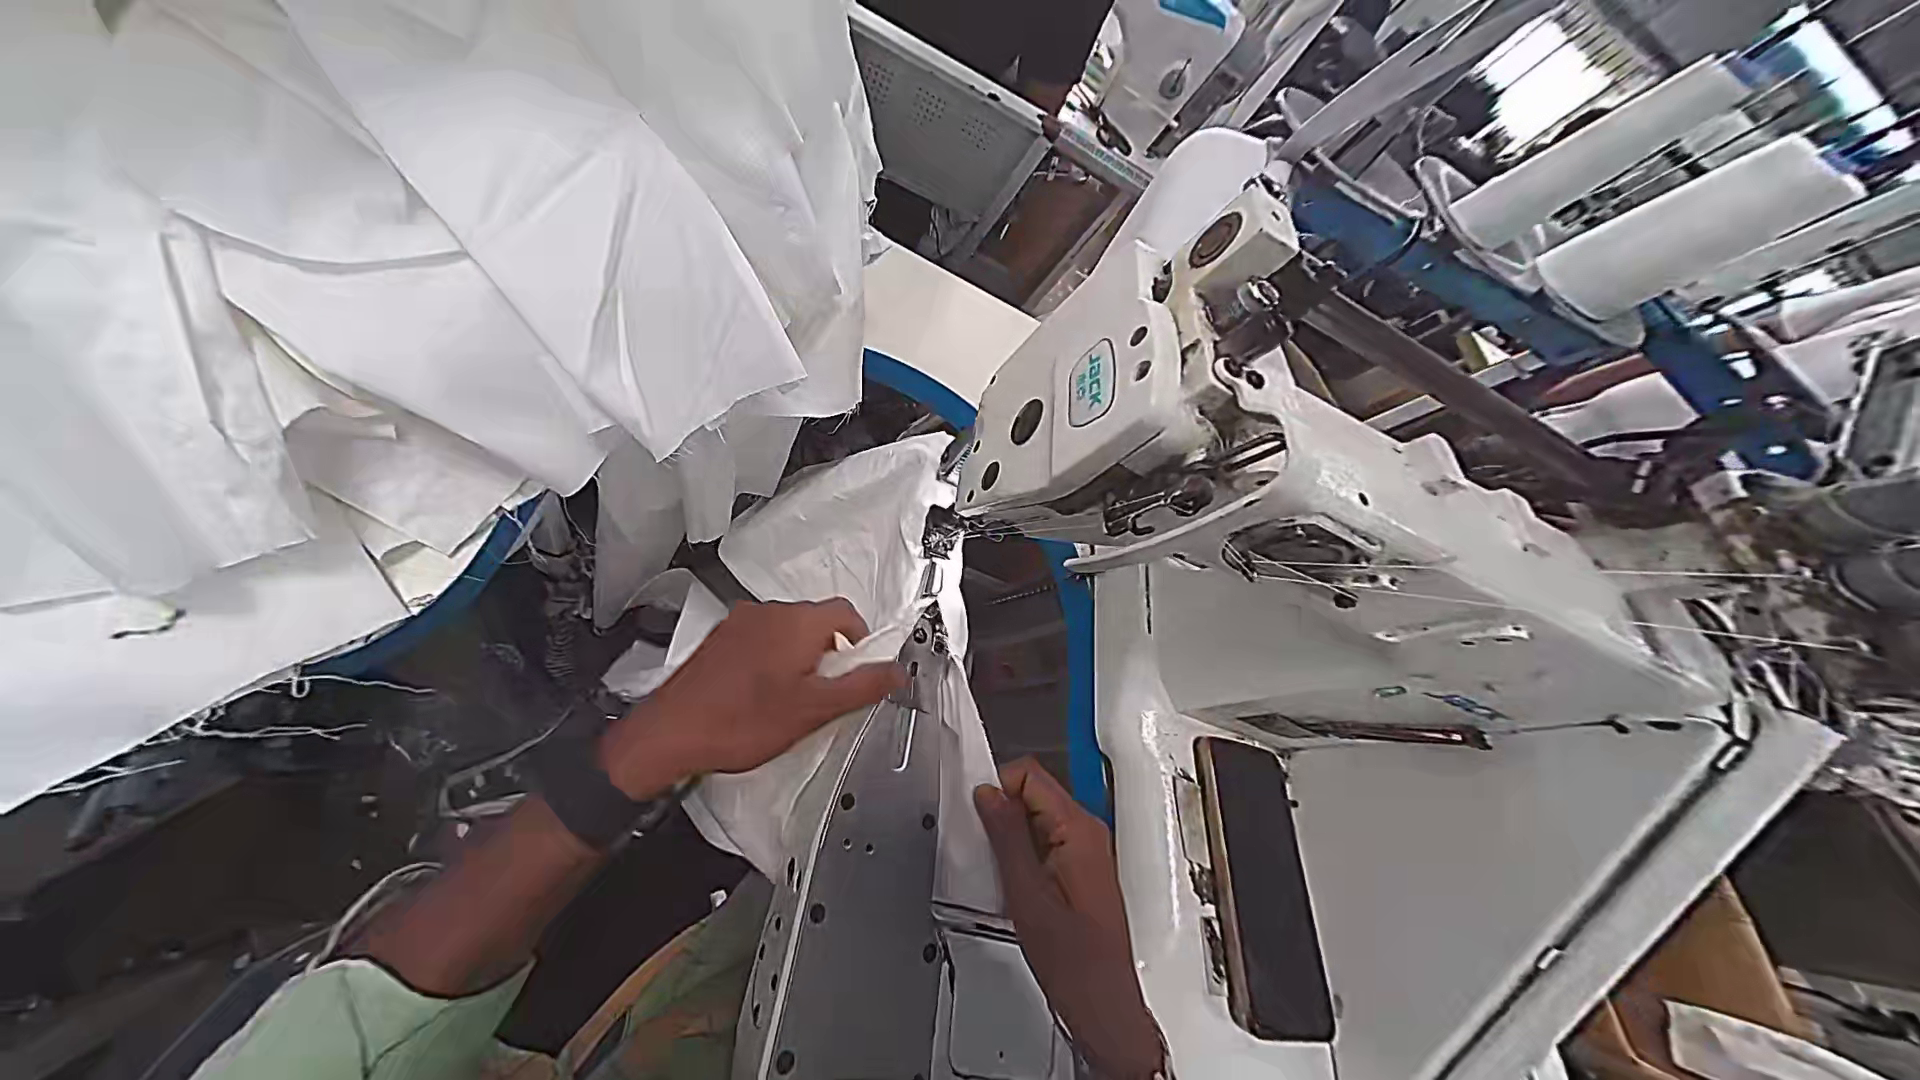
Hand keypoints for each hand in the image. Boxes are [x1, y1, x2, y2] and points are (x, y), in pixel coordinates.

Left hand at [600, 599, 903, 798]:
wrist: (671, 734)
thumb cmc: (737, 721)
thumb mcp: (815, 709)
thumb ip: (863, 686)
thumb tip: (895, 672)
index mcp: (798, 623)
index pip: (847, 613)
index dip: (860, 640)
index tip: (857, 666)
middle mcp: (768, 613)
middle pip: (817, 620)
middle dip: (828, 651)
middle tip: (824, 689)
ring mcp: (740, 622)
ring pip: (788, 630)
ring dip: (799, 654)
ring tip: (790, 696)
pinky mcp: (721, 637)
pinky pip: (760, 637)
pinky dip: (771, 657)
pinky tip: (761, 694)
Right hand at [974, 759, 1164, 1079]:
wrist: (1103, 1006)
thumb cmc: (1076, 962)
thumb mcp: (1026, 893)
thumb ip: (1005, 835)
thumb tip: (989, 794)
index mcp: (1078, 828)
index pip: (1029, 774)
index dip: (997, 787)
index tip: (977, 809)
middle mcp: (1087, 830)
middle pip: (1032, 792)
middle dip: (1002, 812)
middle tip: (985, 846)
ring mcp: (1085, 848)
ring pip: (1035, 816)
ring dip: (1010, 835)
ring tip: (1000, 872)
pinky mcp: (1079, 865)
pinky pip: (1043, 838)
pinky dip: (1021, 853)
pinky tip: (1013, 883)